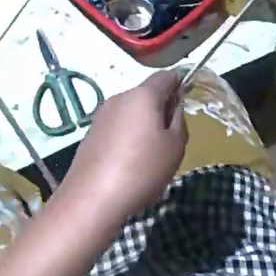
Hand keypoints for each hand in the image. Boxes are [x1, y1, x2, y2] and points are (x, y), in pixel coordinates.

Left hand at [56, 71, 186, 223]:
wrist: (92, 199)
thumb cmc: (142, 169)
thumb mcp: (175, 145)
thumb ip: (179, 118)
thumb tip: (174, 104)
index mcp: (143, 95)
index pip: (165, 76)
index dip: (179, 85)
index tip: (185, 105)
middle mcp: (119, 98)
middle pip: (147, 96)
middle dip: (161, 111)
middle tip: (170, 141)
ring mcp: (101, 116)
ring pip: (131, 114)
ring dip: (143, 127)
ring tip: (149, 160)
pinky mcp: (90, 134)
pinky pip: (117, 129)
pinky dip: (127, 140)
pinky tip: (129, 168)